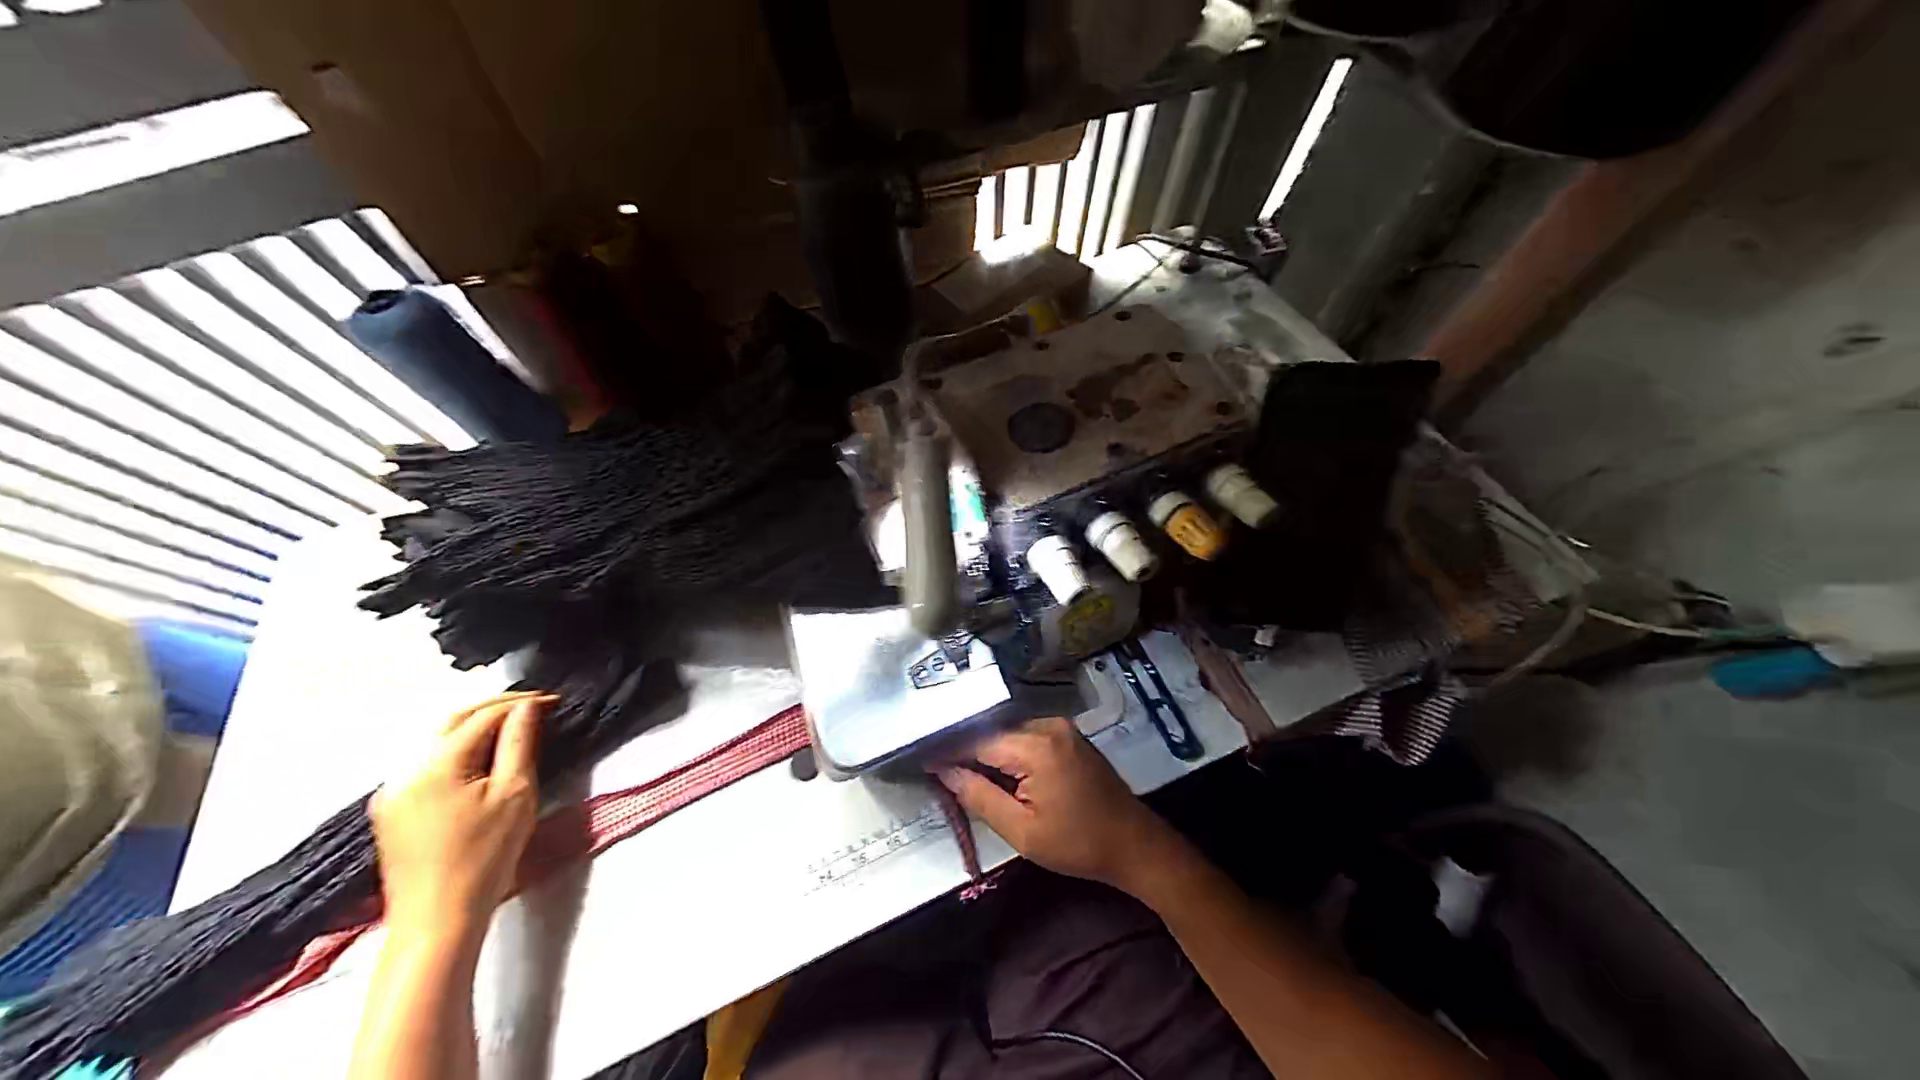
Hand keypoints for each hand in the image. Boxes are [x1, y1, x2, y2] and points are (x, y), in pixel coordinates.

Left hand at [370, 691, 553, 942]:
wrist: (438, 921)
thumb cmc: (485, 858)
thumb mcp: (516, 794)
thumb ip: (520, 743)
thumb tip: (528, 707)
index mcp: (434, 766)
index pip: (483, 716)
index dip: (521, 704)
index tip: (555, 702)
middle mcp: (405, 772)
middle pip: (455, 722)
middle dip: (497, 708)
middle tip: (537, 706)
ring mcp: (394, 792)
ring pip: (439, 741)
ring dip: (478, 727)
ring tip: (515, 726)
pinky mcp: (394, 811)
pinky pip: (430, 764)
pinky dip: (460, 751)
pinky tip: (483, 757)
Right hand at [933, 716, 1183, 894]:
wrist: (1134, 844)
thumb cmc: (1078, 844)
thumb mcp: (1021, 831)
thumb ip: (978, 796)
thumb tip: (945, 772)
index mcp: (1036, 746)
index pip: (978, 740)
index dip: (948, 751)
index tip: (922, 761)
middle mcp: (1047, 725)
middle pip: (992, 732)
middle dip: (966, 751)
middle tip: (941, 773)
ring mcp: (1060, 727)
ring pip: (1007, 732)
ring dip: (987, 751)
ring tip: (964, 775)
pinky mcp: (1067, 734)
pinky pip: (1025, 735)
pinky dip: (1007, 751)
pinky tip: (998, 773)